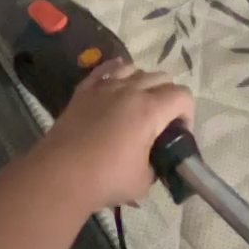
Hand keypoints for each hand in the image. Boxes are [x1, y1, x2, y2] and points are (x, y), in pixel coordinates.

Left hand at [36, 60, 194, 209]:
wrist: (60, 174)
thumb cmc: (106, 179)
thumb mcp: (144, 180)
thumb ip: (156, 164)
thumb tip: (153, 161)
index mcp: (150, 109)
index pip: (182, 96)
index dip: (188, 114)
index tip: (179, 134)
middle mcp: (129, 90)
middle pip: (161, 78)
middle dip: (169, 97)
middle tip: (162, 122)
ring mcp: (104, 86)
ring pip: (134, 68)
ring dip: (144, 82)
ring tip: (140, 104)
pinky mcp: (84, 90)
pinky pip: (105, 68)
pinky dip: (117, 70)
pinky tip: (117, 81)